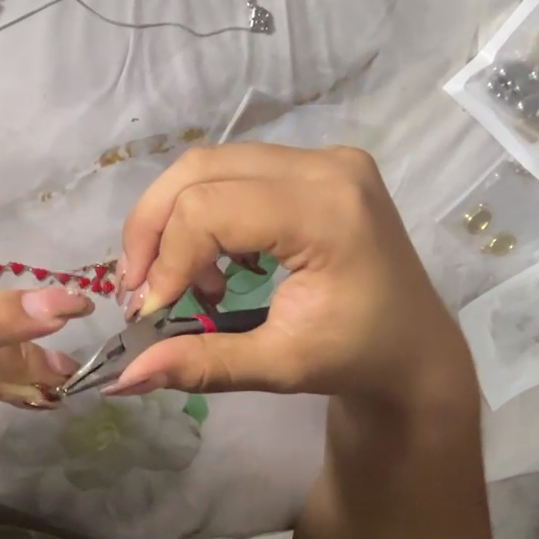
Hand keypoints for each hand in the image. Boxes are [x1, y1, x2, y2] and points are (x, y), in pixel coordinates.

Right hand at [114, 144, 473, 404]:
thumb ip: (200, 364)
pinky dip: (196, 213)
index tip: (149, 316)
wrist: (414, 349)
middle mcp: (325, 168)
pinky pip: (228, 172)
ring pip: (205, 165)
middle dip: (151, 231)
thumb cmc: (355, 359)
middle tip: (138, 288)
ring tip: (169, 279)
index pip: (208, 210)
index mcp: (328, 212)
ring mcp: (320, 160)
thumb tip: (124, 378)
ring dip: (168, 221)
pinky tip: (207, 261)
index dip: (166, 262)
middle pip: (197, 171)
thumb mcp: (277, 367)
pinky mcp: (310, 167)